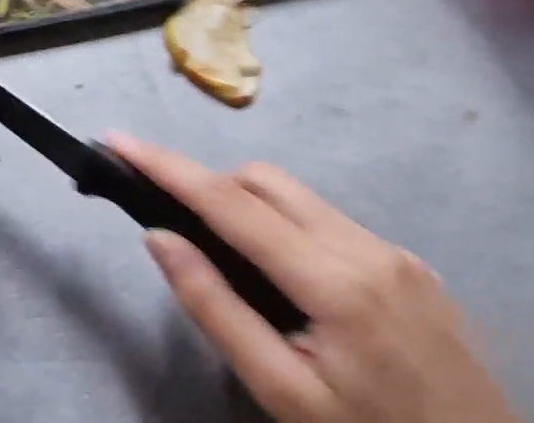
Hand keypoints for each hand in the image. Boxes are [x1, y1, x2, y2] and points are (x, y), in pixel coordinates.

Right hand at [110, 135, 517, 422]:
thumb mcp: (283, 391)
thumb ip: (215, 308)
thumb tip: (159, 237)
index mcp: (335, 282)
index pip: (230, 202)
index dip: (167, 166)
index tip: (118, 141)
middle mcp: (370, 250)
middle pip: (264, 181)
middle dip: (207, 184)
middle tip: (172, 219)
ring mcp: (400, 256)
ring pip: (298, 197)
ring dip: (247, 205)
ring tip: (226, 255)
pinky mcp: (415, 269)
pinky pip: (330, 222)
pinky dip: (287, 227)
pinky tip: (284, 277)